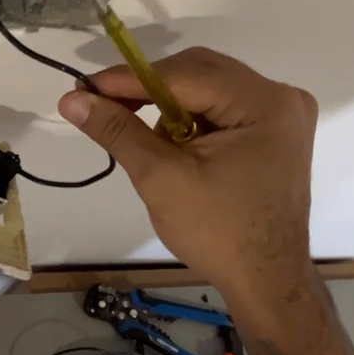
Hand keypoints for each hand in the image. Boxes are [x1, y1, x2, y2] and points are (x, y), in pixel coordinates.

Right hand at [58, 47, 319, 319]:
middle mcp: (281, 98)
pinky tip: (173, 147)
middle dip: (150, 90)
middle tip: (106, 108)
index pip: (185, 74)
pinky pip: (221, 109)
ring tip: (145, 141)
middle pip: (200, 72)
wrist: (265, 282)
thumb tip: (71, 99)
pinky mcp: (274, 134)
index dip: (130, 79)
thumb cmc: (216, 232)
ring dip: (169, 107)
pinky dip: (190, 120)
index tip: (84, 89)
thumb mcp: (160, 177)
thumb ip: (117, 130)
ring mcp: (282, 116)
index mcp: (264, 103)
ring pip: (208, 89)